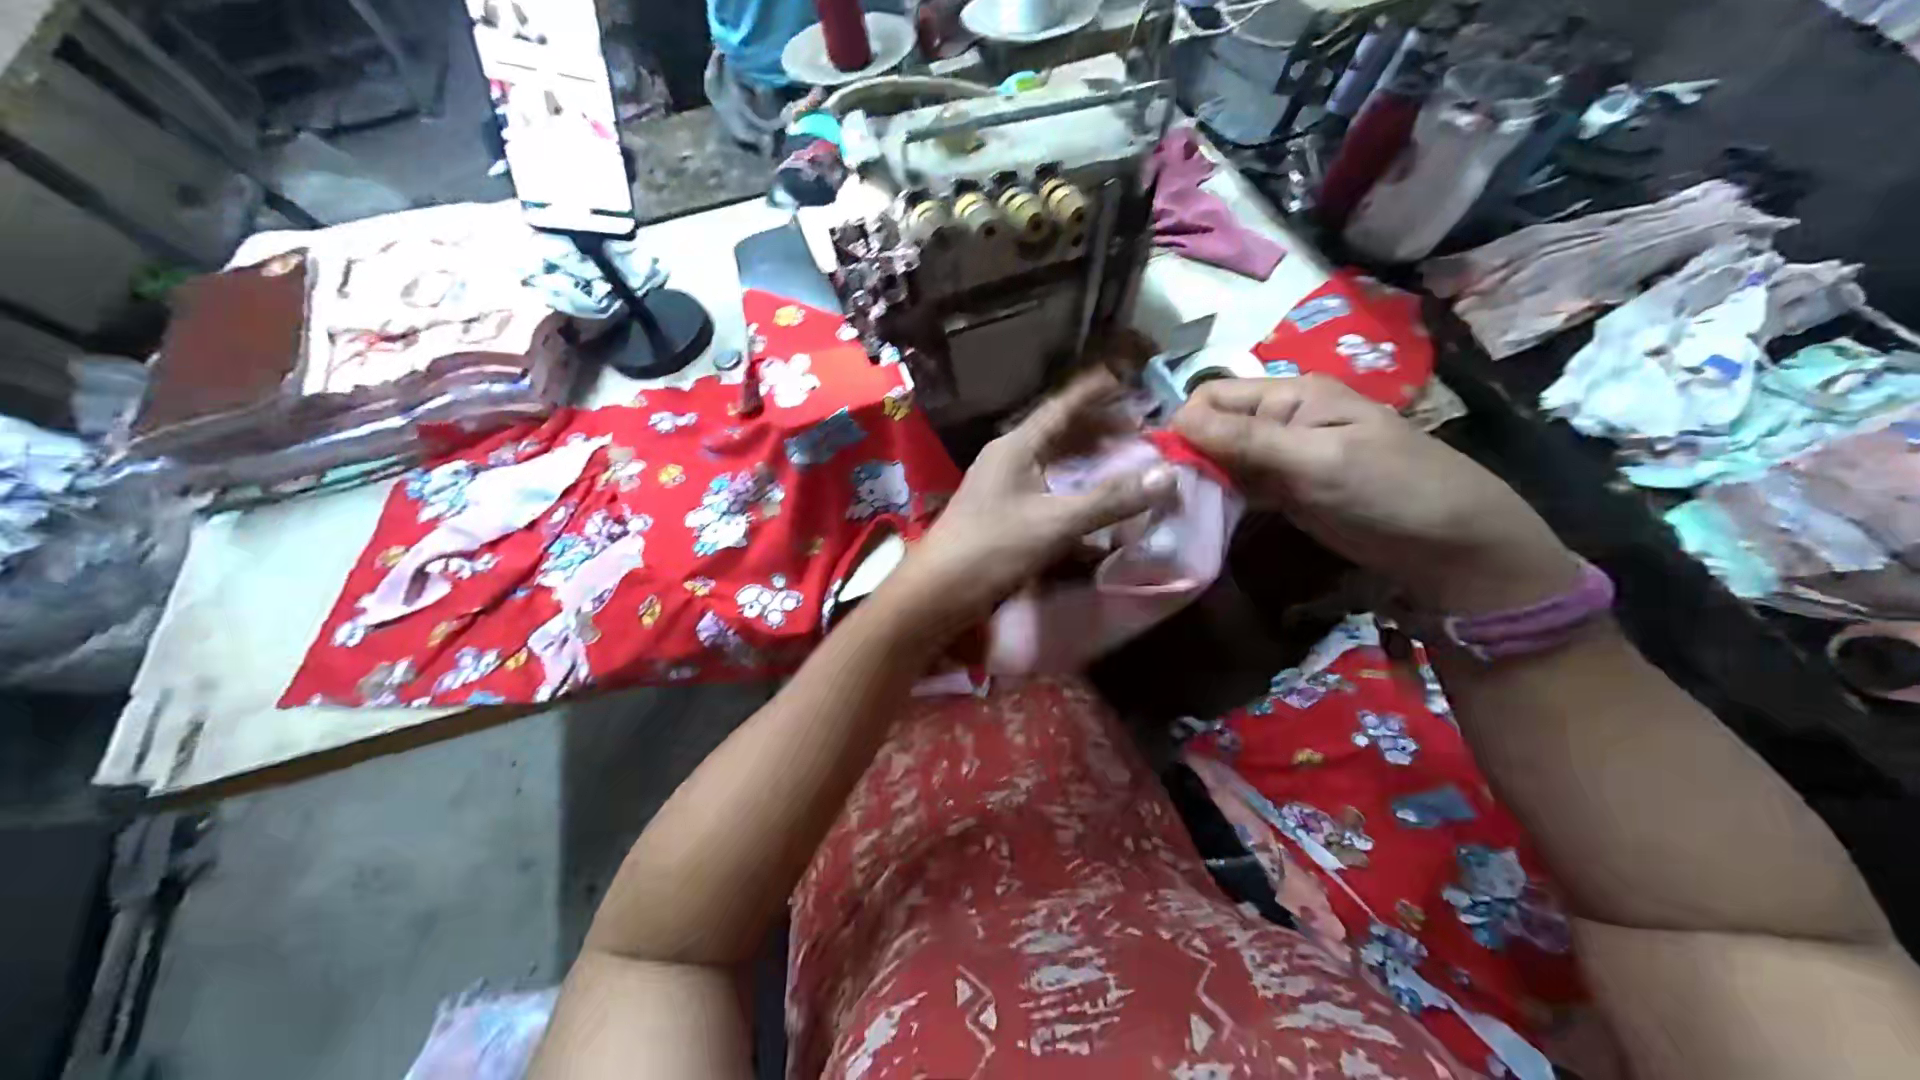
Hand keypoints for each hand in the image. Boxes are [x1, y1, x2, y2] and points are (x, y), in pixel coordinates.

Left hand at [884, 372, 1175, 627]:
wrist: (937, 593)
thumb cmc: (991, 548)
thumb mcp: (1055, 523)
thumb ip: (1110, 500)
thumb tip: (1167, 475)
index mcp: (1016, 447)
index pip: (1062, 406)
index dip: (1095, 392)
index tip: (1127, 377)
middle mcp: (1009, 459)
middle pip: (1060, 433)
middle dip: (1098, 428)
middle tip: (1138, 428)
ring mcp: (1004, 488)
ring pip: (1053, 463)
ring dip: (1087, 461)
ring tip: (1123, 461)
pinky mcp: (1004, 516)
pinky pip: (1047, 491)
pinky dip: (1073, 491)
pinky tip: (1094, 504)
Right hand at [1171, 375, 1582, 613]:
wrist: (1451, 546)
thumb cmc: (1390, 489)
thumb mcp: (1317, 460)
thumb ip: (1247, 440)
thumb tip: (1176, 420)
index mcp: (1291, 394)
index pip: (1212, 395)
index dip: (1184, 425)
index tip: (1169, 467)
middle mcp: (1280, 419)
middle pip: (1212, 427)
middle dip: (1188, 455)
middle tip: (1170, 495)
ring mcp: (1282, 457)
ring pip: (1220, 459)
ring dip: (1200, 480)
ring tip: (1180, 510)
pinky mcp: (1285, 491)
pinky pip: (1238, 487)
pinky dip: (1219, 498)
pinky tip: (1204, 517)